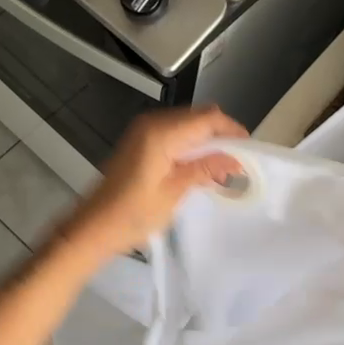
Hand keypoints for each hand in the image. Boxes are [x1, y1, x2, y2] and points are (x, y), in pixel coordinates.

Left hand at [57, 106, 245, 261]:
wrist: (93, 227)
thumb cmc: (133, 214)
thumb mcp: (175, 192)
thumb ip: (205, 168)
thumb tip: (235, 158)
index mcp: (161, 133)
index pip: (208, 118)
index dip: (232, 130)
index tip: (250, 151)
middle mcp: (152, 123)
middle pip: (198, 117)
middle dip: (221, 136)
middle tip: (238, 163)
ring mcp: (143, 130)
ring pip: (187, 124)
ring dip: (206, 142)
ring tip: (222, 171)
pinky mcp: (139, 141)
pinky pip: (174, 133)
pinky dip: (190, 146)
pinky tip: (200, 169)